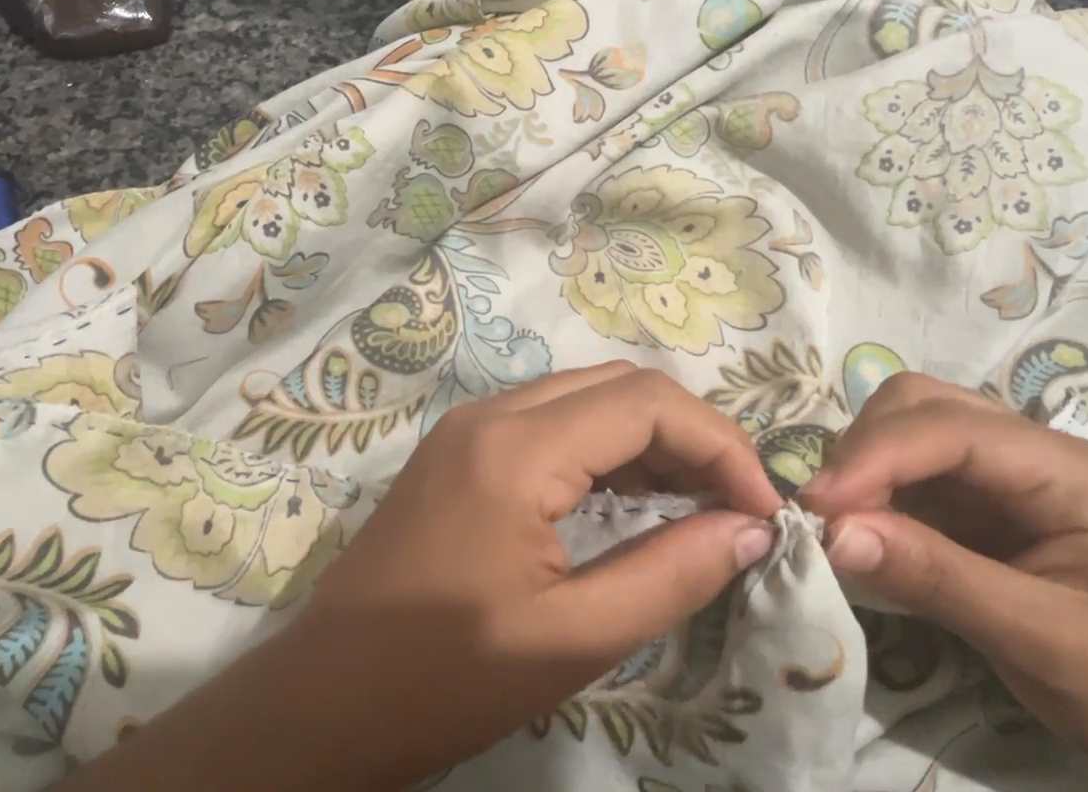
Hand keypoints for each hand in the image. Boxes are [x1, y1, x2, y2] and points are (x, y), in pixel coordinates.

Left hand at [61, 363, 782, 791]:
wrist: (324, 701)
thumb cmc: (443, 678)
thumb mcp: (572, 640)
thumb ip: (670, 575)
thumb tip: (749, 529)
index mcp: (516, 448)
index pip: (646, 402)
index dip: (720, 446)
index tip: (763, 511)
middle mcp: (491, 415)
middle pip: (618, 386)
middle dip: (690, 434)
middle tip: (737, 504)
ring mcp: (468, 430)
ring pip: (584, 400)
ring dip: (649, 440)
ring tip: (700, 504)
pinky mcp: (458, 455)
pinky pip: (549, 427)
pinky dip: (604, 452)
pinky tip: (635, 499)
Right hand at [802, 372, 1087, 791]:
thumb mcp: (1048, 642)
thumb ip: (941, 581)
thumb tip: (834, 534)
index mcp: (1074, 472)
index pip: (954, 429)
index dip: (876, 456)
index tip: (818, 507)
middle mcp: (1037, 452)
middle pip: (924, 404)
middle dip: (864, 450)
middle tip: (827, 518)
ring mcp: (1008, 474)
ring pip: (908, 428)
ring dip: (862, 468)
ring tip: (842, 529)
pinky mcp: (981, 502)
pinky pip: (909, 474)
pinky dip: (872, 494)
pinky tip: (863, 534)